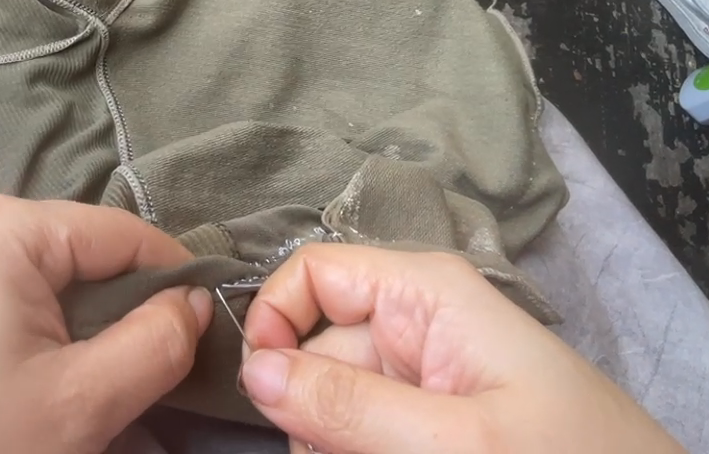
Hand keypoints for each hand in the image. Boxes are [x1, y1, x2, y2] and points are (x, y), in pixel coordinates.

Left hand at [0, 195, 212, 453]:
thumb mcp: (80, 404)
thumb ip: (156, 344)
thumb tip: (198, 301)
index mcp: (6, 223)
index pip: (120, 233)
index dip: (175, 276)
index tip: (213, 323)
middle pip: (85, 252)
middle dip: (126, 306)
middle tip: (157, 367)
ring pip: (52, 276)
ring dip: (89, 325)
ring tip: (103, 380)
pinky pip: (14, 292)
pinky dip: (47, 329)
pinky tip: (48, 378)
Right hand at [237, 245, 682, 453]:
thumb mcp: (456, 442)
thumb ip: (351, 405)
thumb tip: (252, 370)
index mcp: (421, 290)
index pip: (313, 272)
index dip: (274, 317)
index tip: (262, 392)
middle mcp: (416, 321)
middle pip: (320, 350)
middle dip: (314, 413)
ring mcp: (427, 377)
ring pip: (340, 403)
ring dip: (336, 444)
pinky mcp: (438, 423)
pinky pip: (372, 433)